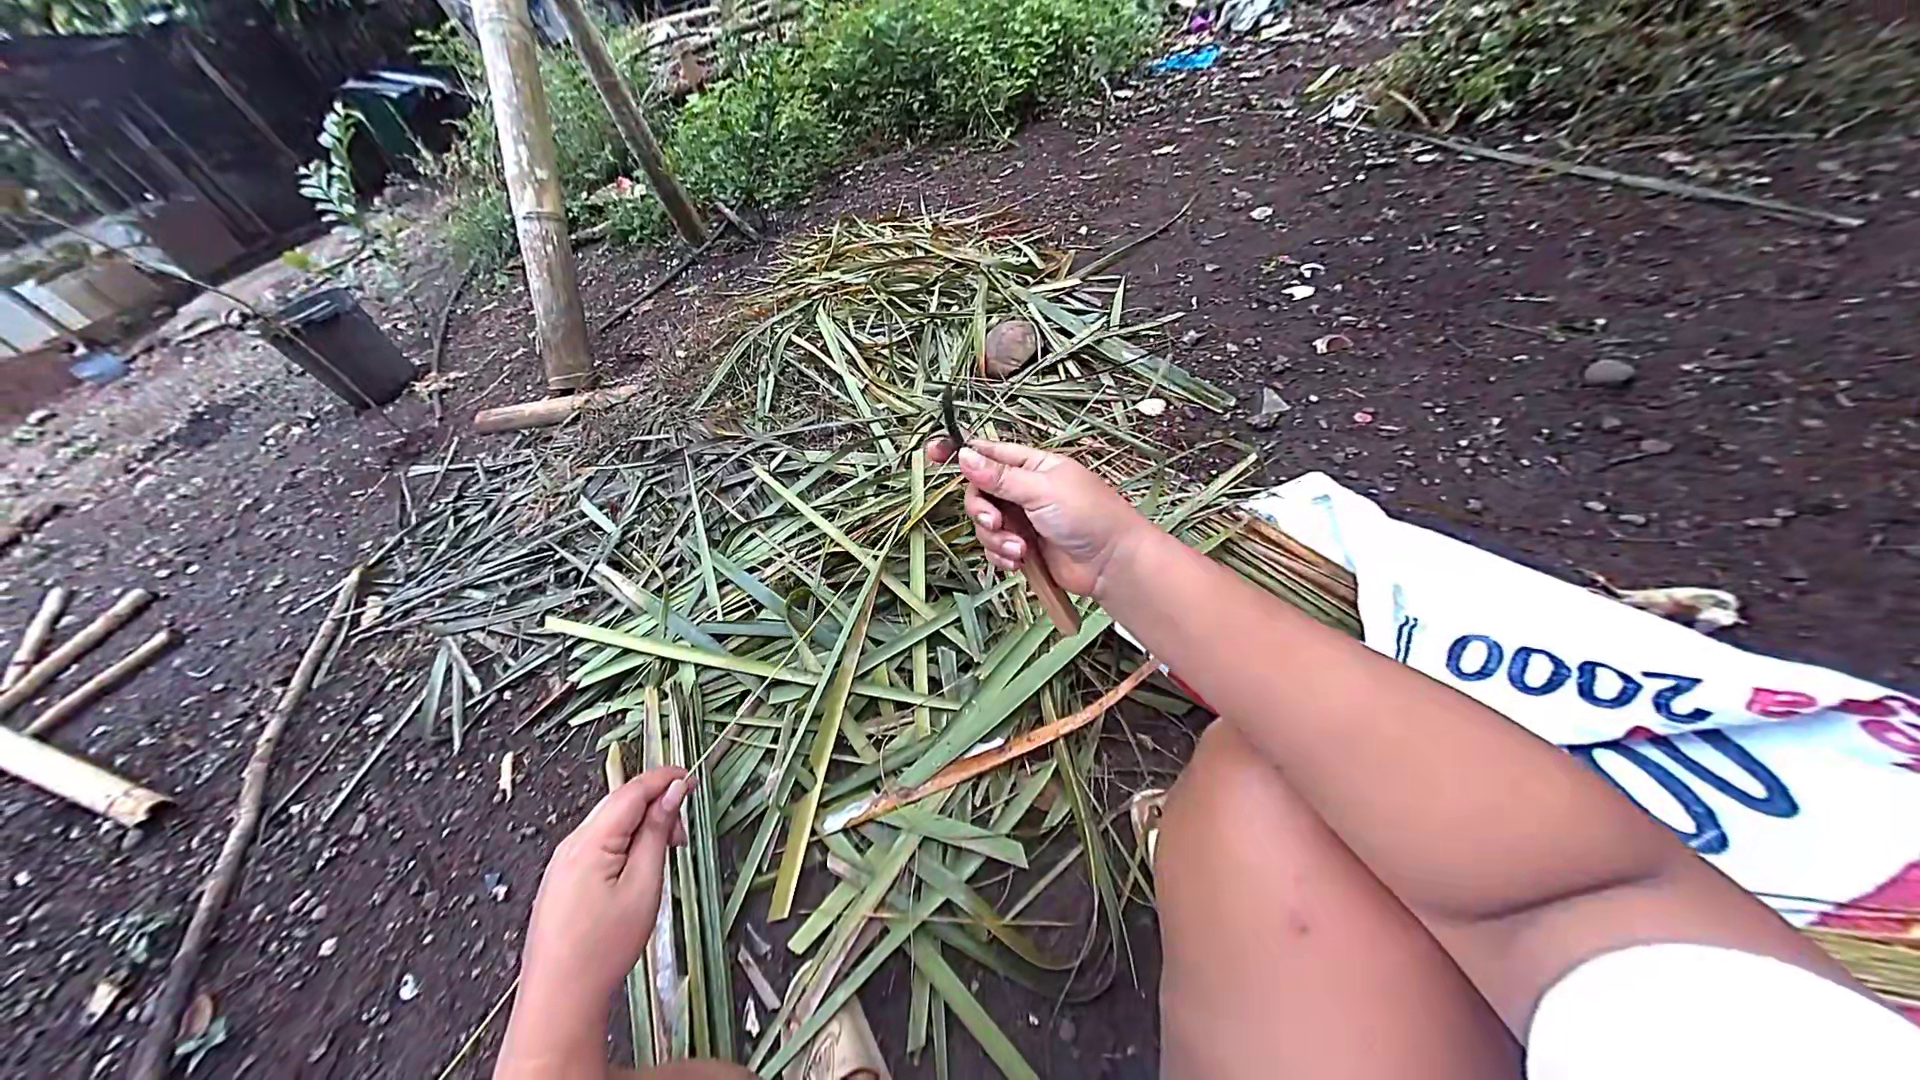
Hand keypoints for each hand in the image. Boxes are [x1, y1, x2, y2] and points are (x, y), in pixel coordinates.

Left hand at [519, 768, 690, 1008]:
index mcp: (589, 843)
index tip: (690, 779)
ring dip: (644, 825)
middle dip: (657, 805)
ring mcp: (563, 862)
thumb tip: (672, 793)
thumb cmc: (602, 949)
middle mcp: (570, 846)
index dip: (664, 779)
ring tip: (665, 853)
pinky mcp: (563, 878)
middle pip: (621, 803)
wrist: (559, 1001)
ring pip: (611, 822)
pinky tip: (641, 865)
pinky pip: (599, 842)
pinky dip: (627, 841)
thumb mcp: (644, 885)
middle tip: (681, 834)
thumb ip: (657, 832)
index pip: (632, 790)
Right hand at [928, 437, 1152, 598]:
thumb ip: (1000, 477)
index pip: (988, 453)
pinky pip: (995, 549)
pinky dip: (1003, 556)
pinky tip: (1020, 561)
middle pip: (979, 493)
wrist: (1111, 564)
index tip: (933, 453)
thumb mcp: (1042, 490)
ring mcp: (1023, 520)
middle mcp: (1023, 491)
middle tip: (996, 521)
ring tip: (1020, 549)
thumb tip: (964, 455)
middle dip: (982, 510)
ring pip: (985, 525)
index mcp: (1031, 466)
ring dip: (996, 539)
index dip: (961, 453)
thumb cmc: (1088, 516)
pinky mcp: (1023, 548)